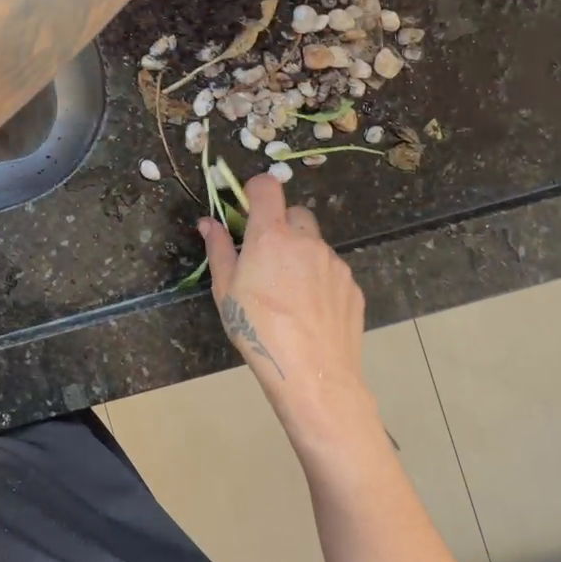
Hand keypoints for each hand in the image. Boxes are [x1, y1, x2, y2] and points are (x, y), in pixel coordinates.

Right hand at [201, 173, 374, 446]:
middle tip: (266, 256)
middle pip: (296, 214)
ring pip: (315, 245)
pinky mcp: (352, 287)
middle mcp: (307, 242)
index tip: (246, 206)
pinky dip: (318, 279)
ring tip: (287, 293)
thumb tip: (208, 223)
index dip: (255, 190)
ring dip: (300, 255)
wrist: (313, 374)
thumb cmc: (257, 329)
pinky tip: (308, 310)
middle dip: (281, 225)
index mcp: (271, 236)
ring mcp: (334, 264)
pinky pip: (330, 271)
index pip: (268, 187)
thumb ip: (219, 250)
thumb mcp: (225, 289)